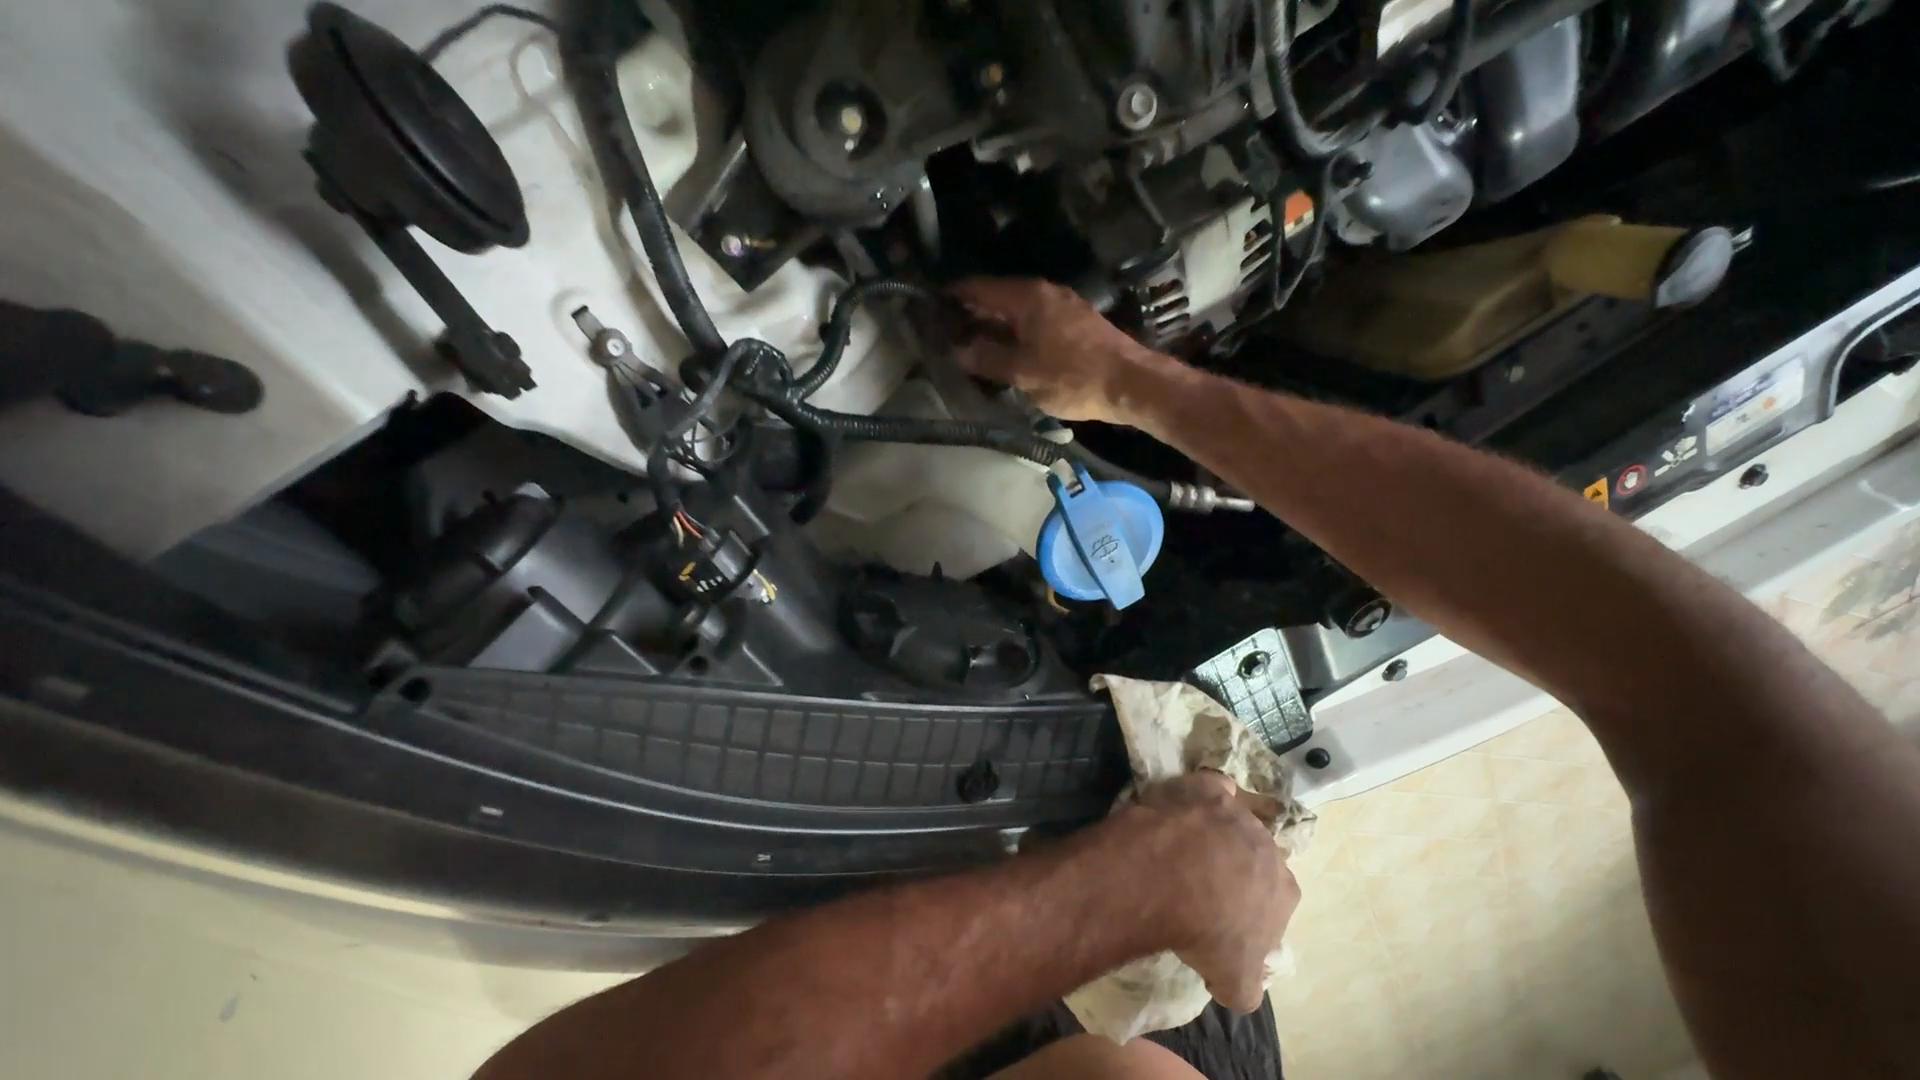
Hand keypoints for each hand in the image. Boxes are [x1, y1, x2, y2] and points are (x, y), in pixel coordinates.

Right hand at [946, 278, 1168, 424]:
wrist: (1132, 384)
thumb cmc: (1073, 376)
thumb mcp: (1022, 373)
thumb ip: (987, 358)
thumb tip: (958, 350)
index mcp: (1025, 297)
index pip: (976, 287)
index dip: (950, 297)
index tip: (928, 310)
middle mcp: (1043, 292)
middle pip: (996, 297)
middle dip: (970, 315)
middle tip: (945, 337)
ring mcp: (1062, 306)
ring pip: (1016, 312)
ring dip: (994, 327)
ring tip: (971, 350)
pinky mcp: (1075, 324)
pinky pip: (1034, 323)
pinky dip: (1015, 334)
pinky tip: (1007, 355)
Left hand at [1098, 771, 1300, 1011]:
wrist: (1165, 879)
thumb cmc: (1205, 933)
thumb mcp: (1234, 983)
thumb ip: (1248, 988)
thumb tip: (1243, 989)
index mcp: (1285, 890)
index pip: (1277, 901)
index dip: (1253, 913)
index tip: (1226, 923)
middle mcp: (1268, 846)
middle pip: (1256, 857)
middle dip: (1237, 870)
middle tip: (1204, 886)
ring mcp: (1237, 813)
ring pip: (1236, 820)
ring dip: (1220, 833)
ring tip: (1190, 849)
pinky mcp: (1205, 787)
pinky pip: (1213, 785)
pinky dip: (1205, 793)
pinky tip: (1188, 804)